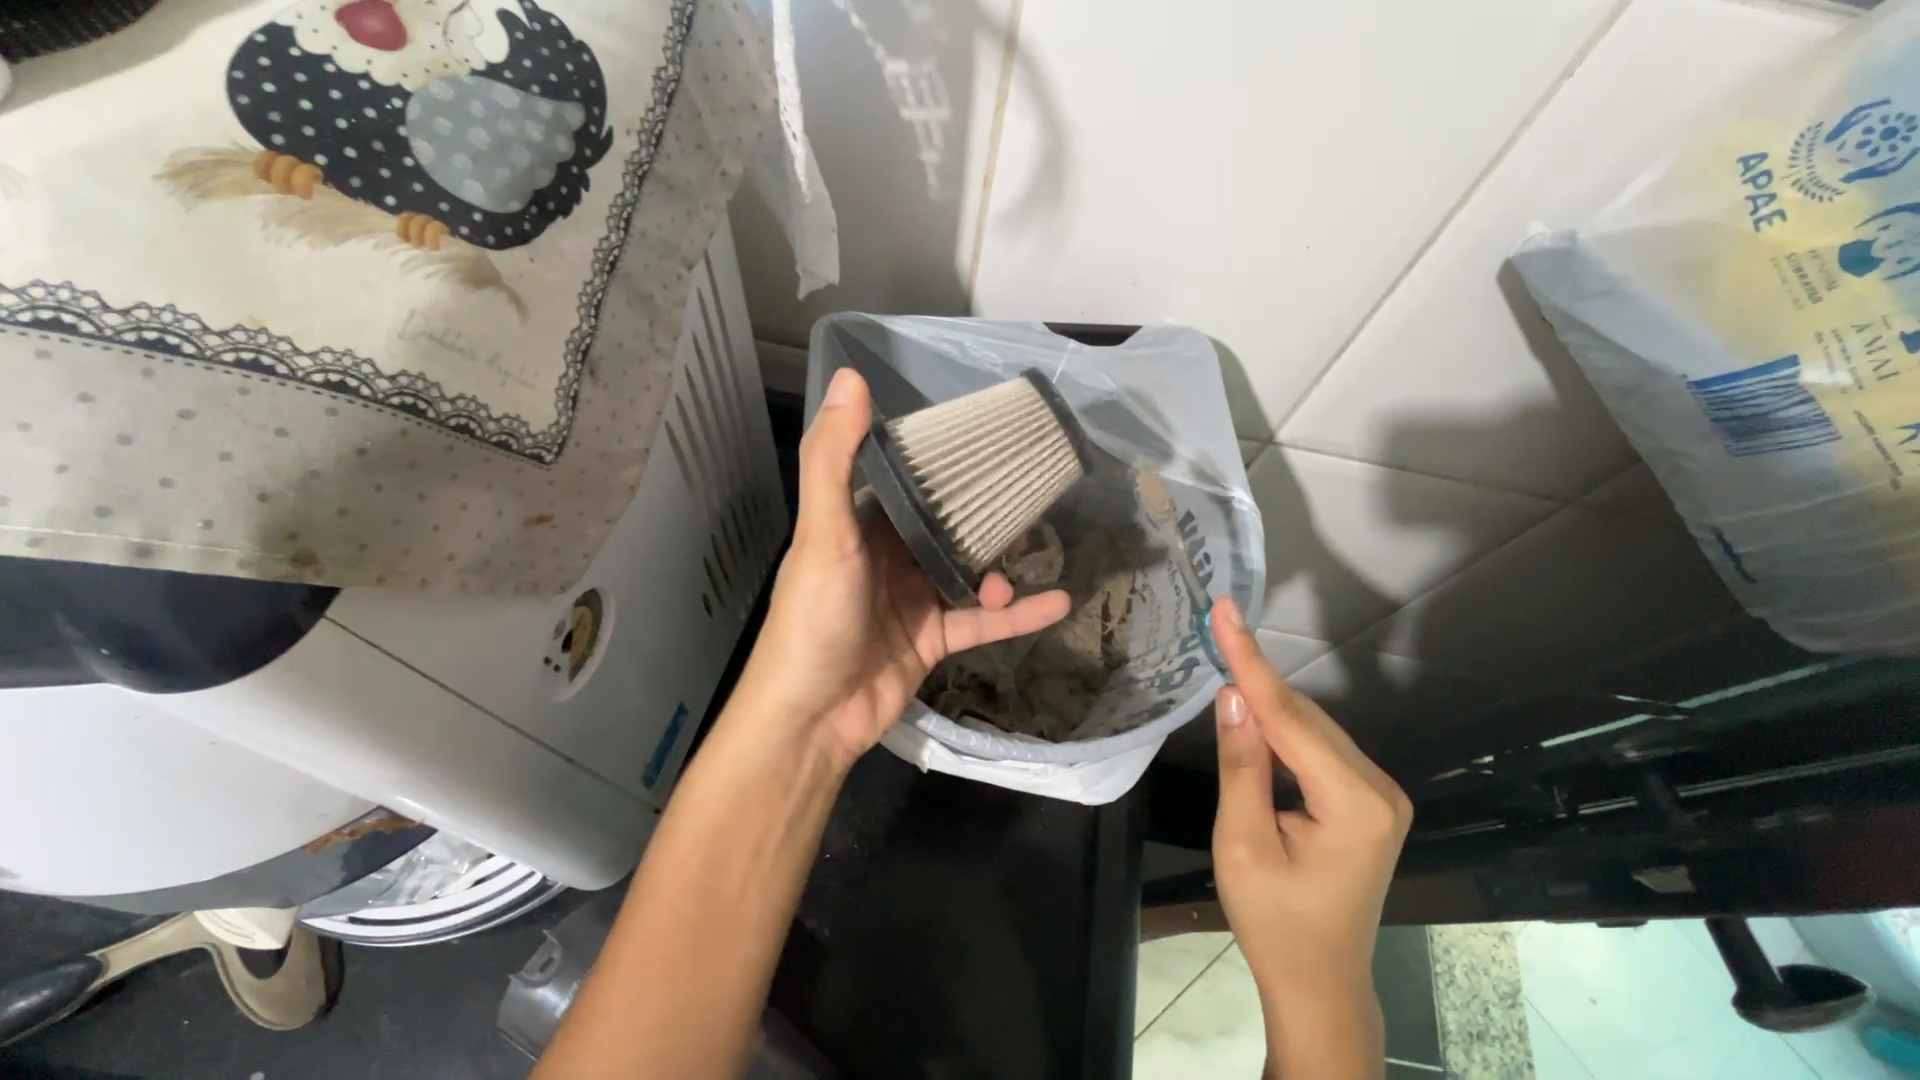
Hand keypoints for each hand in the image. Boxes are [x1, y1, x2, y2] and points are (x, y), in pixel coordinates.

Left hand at [734, 368, 1072, 769]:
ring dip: (999, 565)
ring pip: (967, 571)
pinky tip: (1058, 601)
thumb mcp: (825, 533)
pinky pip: (981, 622)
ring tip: (1031, 555)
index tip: (982, 438)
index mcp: (857, 525)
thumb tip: (852, 377)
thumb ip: (835, 459)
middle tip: (1028, 495)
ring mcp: (911, 600)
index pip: (903, 481)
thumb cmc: (814, 618)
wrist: (812, 718)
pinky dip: (1016, 614)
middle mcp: (886, 557)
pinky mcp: (932, 641)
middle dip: (983, 513)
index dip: (938, 461)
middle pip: (943, 525)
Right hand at [1206, 595, 1411, 1069]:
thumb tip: (1232, 695)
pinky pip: (1318, 750)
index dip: (1250, 661)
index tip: (1224, 609)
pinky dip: (1281, 730)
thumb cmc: (1273, 921)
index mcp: (1355, 802)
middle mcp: (1380, 788)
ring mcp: (1379, 794)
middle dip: (1256, 676)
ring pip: (1311, 730)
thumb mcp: (1241, 843)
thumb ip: (1241, 765)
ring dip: (1266, 702)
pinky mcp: (1368, 801)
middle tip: (1215, 625)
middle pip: (1304, 718)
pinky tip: (1252, 715)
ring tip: (1225, 655)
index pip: (1289, 717)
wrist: (1318, 981)